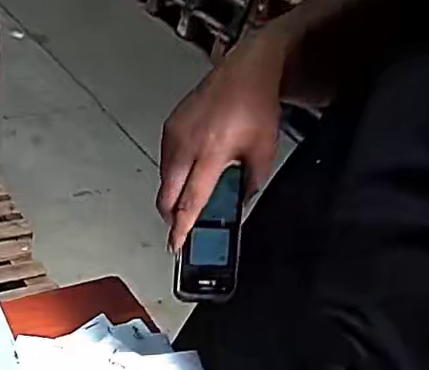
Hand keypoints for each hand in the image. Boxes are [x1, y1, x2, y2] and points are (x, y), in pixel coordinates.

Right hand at [157, 32, 287, 249]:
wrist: (247, 67)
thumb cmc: (255, 104)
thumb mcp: (264, 151)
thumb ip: (251, 185)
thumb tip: (237, 207)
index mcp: (212, 151)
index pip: (190, 201)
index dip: (181, 227)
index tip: (176, 244)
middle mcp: (189, 143)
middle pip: (167, 198)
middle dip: (171, 216)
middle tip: (180, 225)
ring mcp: (175, 135)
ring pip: (164, 183)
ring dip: (173, 195)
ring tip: (189, 193)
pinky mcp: (170, 128)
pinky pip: (165, 163)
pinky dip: (174, 174)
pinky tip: (189, 169)